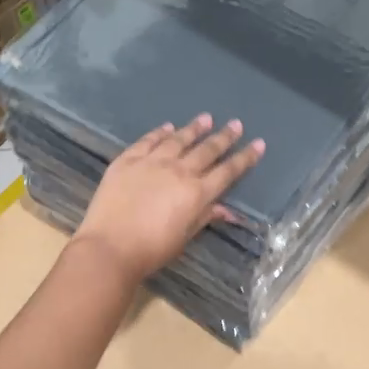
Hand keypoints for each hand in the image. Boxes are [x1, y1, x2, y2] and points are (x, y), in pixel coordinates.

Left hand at [73, 114, 264, 279]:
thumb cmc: (152, 250)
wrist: (110, 246)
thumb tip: (226, 210)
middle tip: (236, 124)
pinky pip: (148, 141)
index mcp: (196, 193)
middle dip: (224, 137)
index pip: (227, 172)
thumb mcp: (184, 237)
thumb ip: (204, 217)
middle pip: (206, 150)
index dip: (244, 158)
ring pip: (178, 139)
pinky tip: (167, 126)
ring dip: (194, 129)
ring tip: (206, 118)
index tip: (258, 144)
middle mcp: (178, 171)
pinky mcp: (127, 160)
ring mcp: (151, 162)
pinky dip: (160, 132)